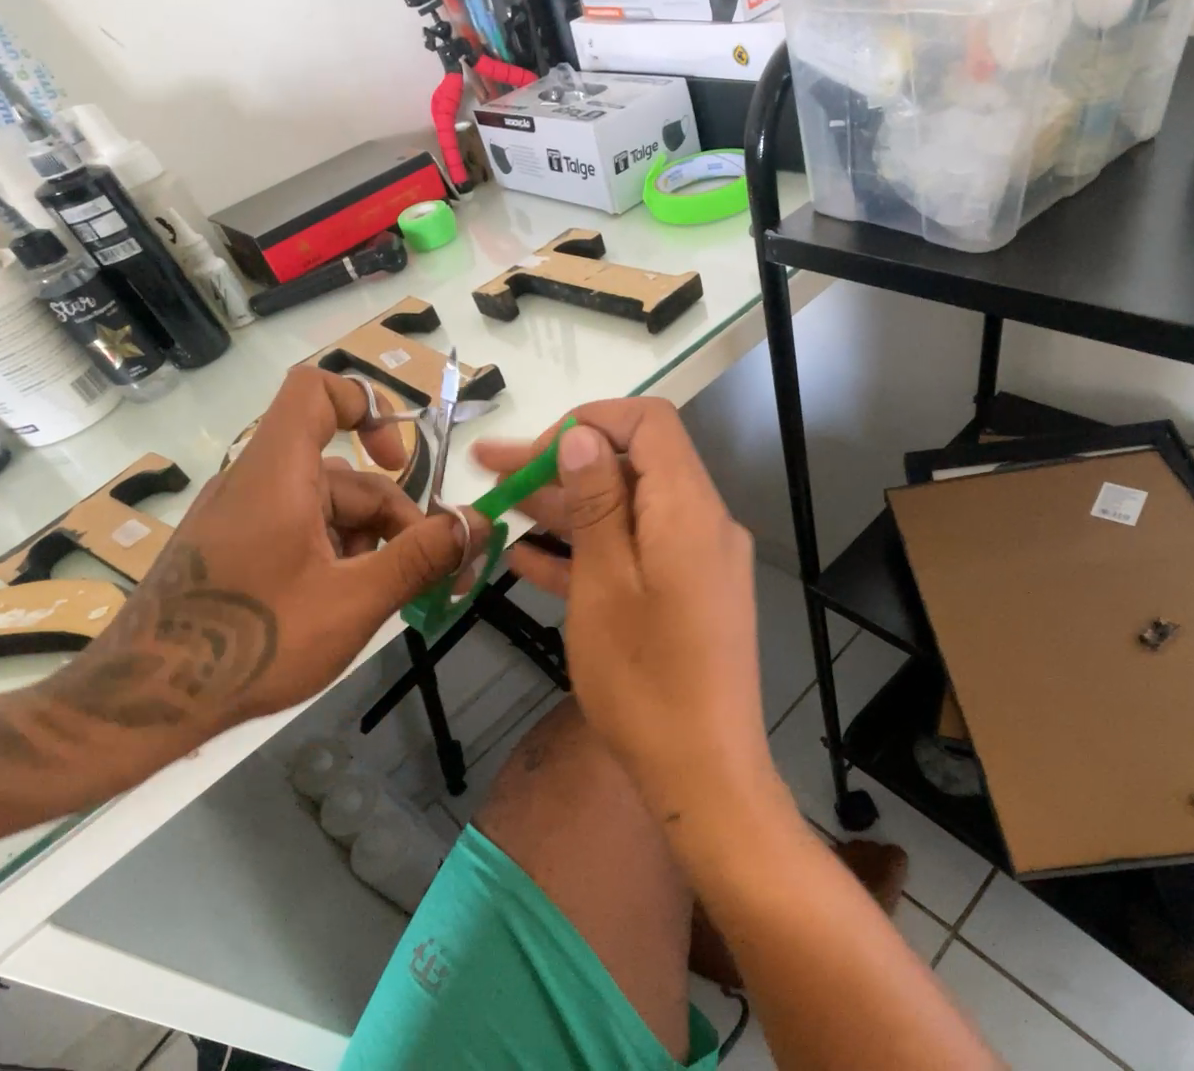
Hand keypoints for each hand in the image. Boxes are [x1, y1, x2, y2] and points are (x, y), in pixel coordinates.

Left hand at [48, 367, 487, 737]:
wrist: (148, 700)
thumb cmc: (254, 642)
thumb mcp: (355, 601)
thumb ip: (421, 557)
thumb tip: (478, 523)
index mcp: (277, 475)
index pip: (316, 392)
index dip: (368, 405)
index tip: (401, 462)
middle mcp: (256, 485)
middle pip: (344, 475)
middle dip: (398, 521)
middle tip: (438, 576)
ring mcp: (241, 521)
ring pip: (327, 512)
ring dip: (372, 547)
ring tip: (393, 601)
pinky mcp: (232, 552)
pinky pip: (300, 535)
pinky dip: (337, 559)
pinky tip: (351, 606)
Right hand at [473, 398, 771, 814]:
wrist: (702, 771)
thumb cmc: (644, 679)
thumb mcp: (605, 583)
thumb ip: (596, 503)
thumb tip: (583, 436)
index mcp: (690, 510)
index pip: (650, 424)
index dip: (590, 421)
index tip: (533, 448)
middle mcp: (703, 525)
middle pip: (632, 469)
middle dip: (561, 467)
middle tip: (490, 473)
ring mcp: (697, 565)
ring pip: (627, 516)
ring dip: (567, 512)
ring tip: (496, 511)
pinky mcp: (688, 599)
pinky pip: (636, 558)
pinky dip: (588, 554)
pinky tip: (528, 560)